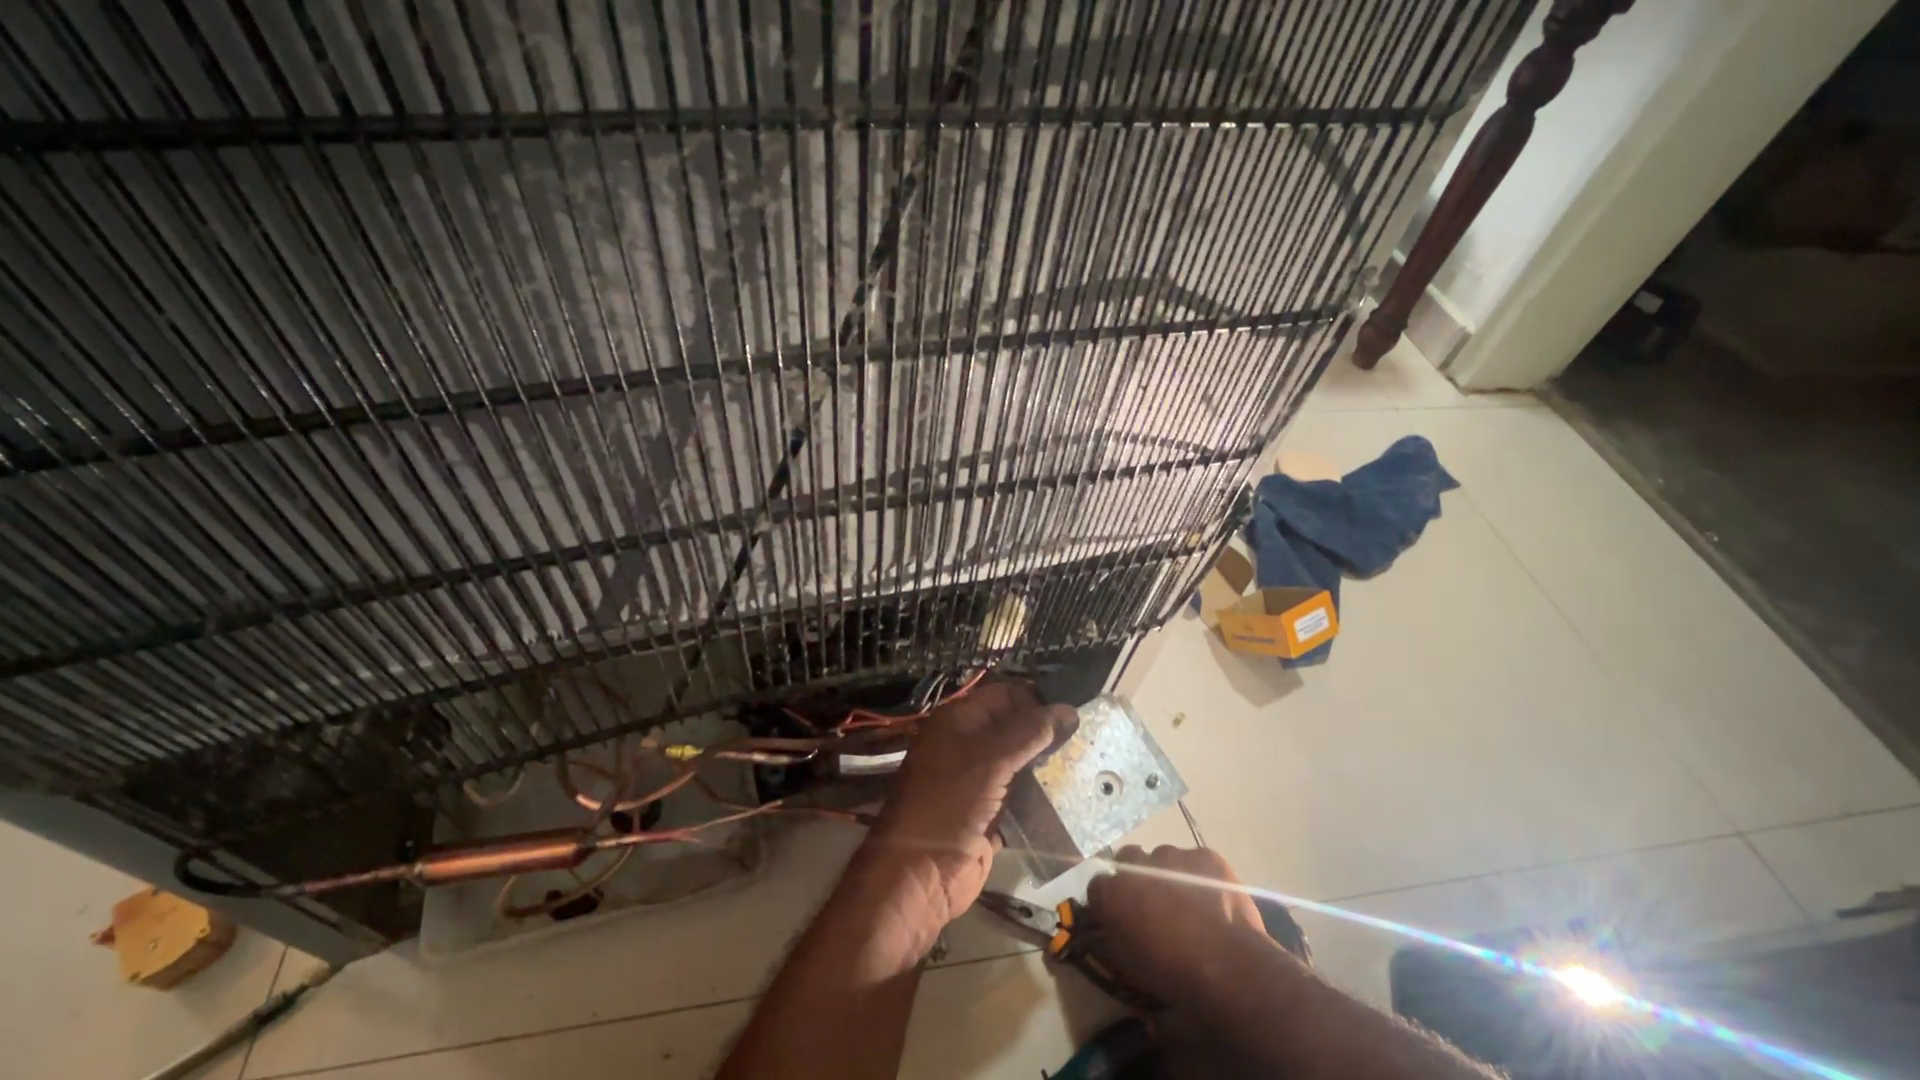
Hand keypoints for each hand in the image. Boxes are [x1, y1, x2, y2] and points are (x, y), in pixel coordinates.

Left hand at [867, 680, 1075, 923]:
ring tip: (1090, 763)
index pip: (1004, 696)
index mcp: (958, 722)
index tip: (1074, 712)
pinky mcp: (992, 816)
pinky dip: (1043, 798)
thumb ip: (1030, 732)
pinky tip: (1075, 795)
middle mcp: (968, 747)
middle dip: (1048, 734)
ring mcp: (980, 784)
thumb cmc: (947, 804)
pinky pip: (1023, 800)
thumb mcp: (988, 759)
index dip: (1036, 700)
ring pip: (1022, 765)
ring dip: (1049, 766)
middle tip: (1089, 738)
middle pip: (1016, 730)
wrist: (919, 874)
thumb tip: (1070, 710)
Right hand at [1084, 846, 1284, 1002]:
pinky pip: (1195, 861)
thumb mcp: (1126, 964)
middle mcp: (1138, 864)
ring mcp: (1174, 855)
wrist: (1227, 966)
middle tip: (1150, 902)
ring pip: (1163, 858)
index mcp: (1113, 892)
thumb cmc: (1171, 972)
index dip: (1107, 900)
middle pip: (1128, 859)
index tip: (1117, 915)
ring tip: (1186, 902)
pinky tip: (1211, 899)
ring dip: (1167, 874)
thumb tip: (1108, 925)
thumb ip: (1111, 935)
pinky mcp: (1206, 856)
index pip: (1098, 886)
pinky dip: (1198, 875)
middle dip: (1134, 876)